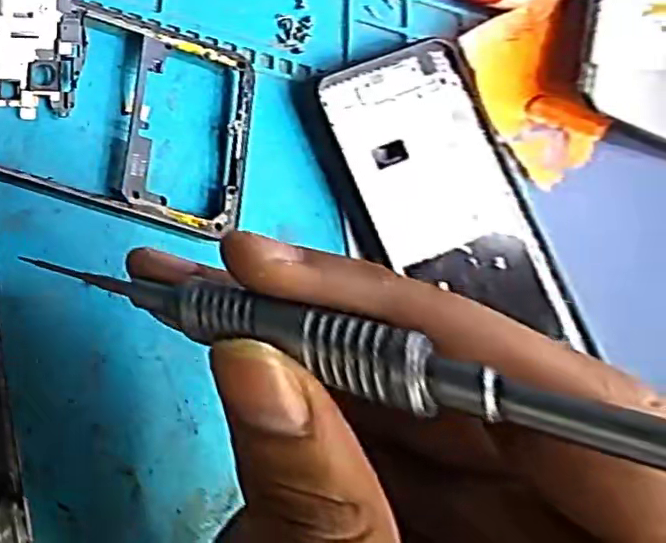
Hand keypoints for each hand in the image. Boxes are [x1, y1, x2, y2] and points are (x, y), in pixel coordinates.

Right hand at [130, 233, 665, 542]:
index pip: (586, 418)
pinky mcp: (460, 499)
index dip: (424, 324)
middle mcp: (606, 535)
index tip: (276, 274)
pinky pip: (381, 413)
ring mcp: (531, 516)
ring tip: (184, 288)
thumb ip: (314, 499)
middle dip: (325, 317)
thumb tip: (246, 359)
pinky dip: (291, 364)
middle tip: (216, 274)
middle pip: (482, 388)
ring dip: (287, 327)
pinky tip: (219, 326)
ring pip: (416, 386)